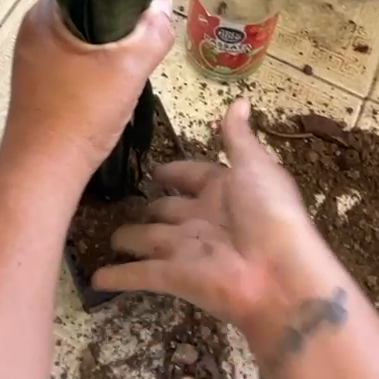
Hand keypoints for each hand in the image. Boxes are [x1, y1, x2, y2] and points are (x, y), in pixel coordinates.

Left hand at [0, 0, 173, 184]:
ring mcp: (32, 59)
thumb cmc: (80, 114)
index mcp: (44, 15)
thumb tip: (162, 3)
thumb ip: (152, 33)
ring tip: (133, 57)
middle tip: (144, 31)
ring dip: (107, 45)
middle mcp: (32, 31)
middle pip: (83, 7)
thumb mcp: (128, 69)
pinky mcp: (37, 84)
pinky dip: (94, 65)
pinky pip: (71, 60)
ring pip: (80, 36)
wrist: (42, 174)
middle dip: (116, 18)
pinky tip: (115, 81)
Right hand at [91, 99, 342, 339]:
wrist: (281, 278)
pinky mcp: (175, 278)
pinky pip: (141, 274)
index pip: (193, 177)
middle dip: (150, 208)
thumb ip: (237, 136)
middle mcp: (204, 221)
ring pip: (150, 241)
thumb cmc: (269, 213)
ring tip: (109, 237)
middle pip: (169, 212)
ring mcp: (188, 251)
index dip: (176, 172)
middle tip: (122, 204)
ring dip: (131, 240)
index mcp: (224, 192)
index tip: (155, 170)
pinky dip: (119, 276)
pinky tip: (96, 276)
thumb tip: (240, 99)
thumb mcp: (254, 165)